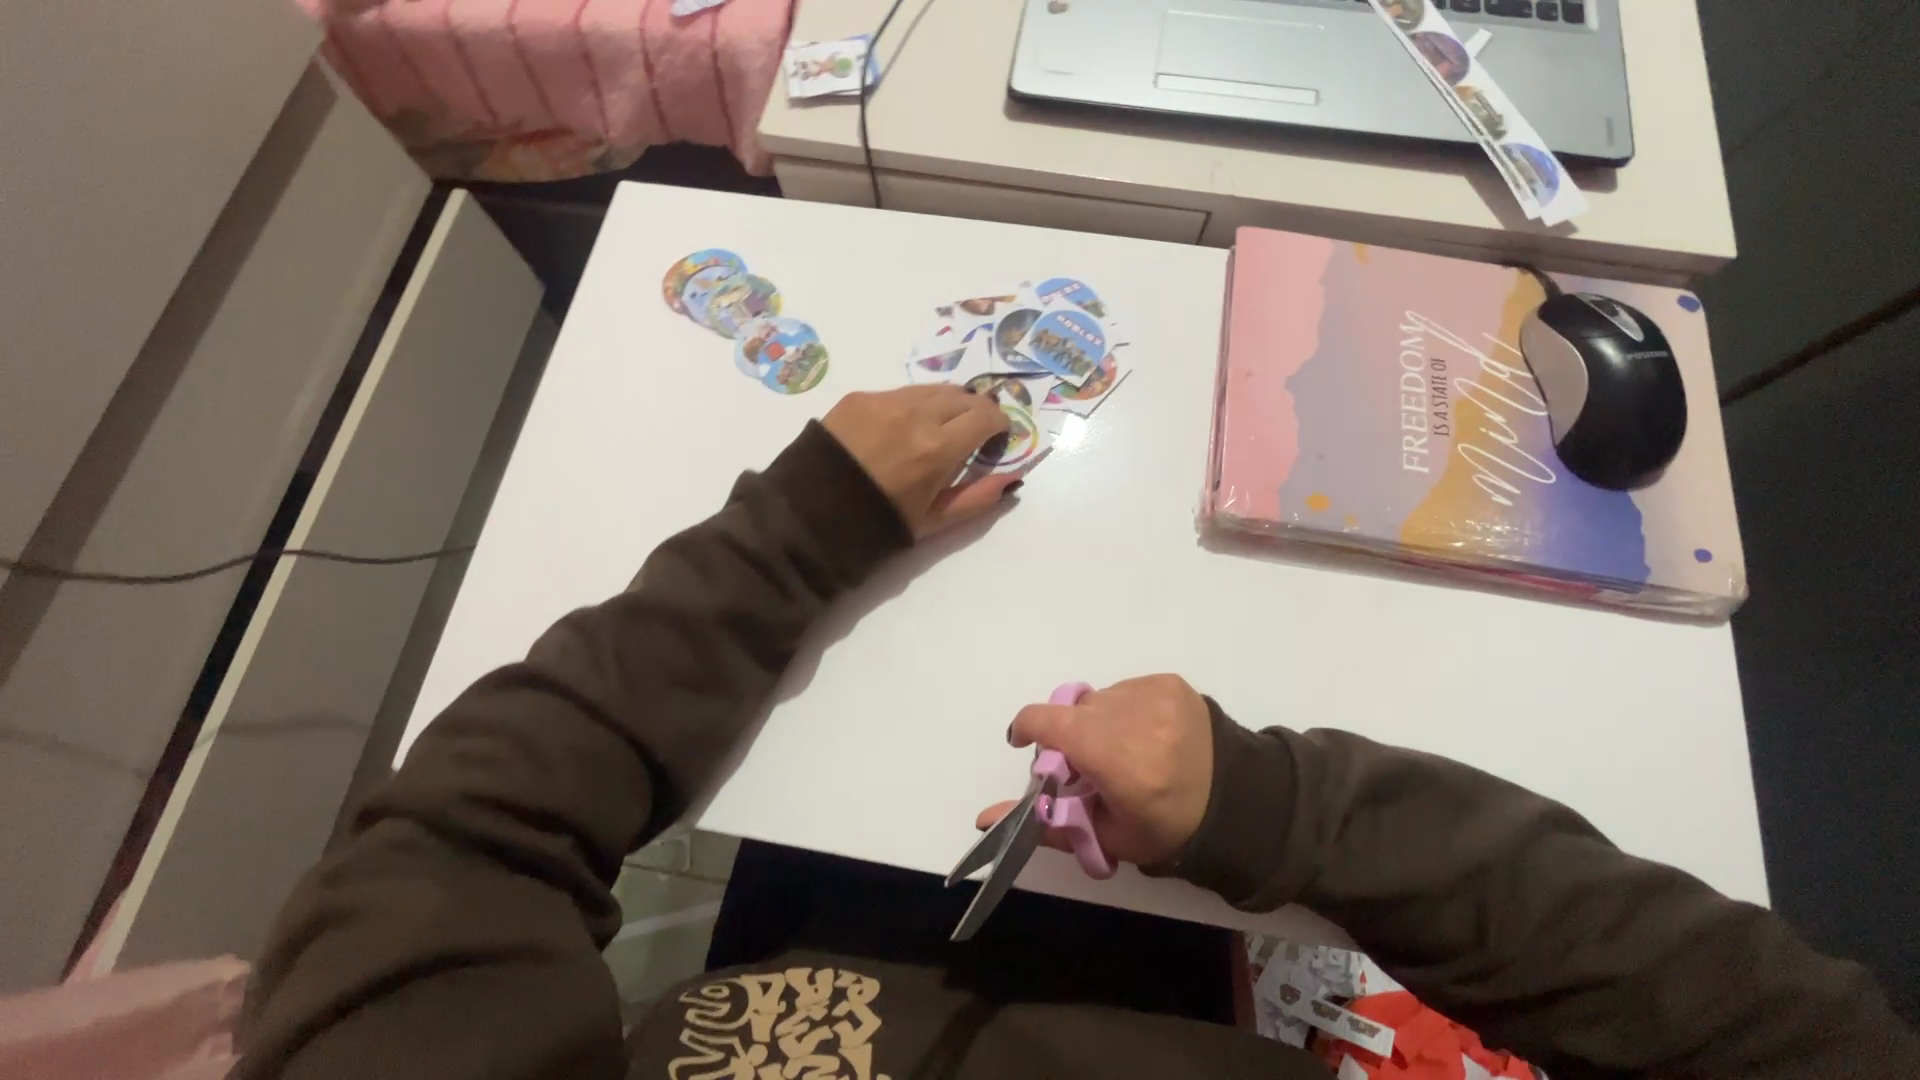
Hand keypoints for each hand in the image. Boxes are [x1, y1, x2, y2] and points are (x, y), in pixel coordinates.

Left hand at [822, 386, 1019, 537]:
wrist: (810, 516)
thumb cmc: (878, 525)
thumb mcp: (934, 521)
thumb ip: (977, 498)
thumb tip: (1012, 480)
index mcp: (937, 448)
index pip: (985, 416)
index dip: (998, 424)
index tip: (996, 437)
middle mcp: (915, 415)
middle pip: (963, 396)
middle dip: (976, 411)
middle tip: (974, 430)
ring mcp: (885, 401)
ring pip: (932, 389)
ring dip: (946, 404)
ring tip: (941, 426)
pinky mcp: (860, 397)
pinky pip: (901, 392)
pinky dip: (914, 405)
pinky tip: (903, 428)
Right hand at [977, 675, 1214, 867]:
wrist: (1241, 802)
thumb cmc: (1169, 829)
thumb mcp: (1107, 837)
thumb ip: (1045, 824)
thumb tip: (983, 819)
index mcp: (1117, 758)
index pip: (1050, 723)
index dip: (1027, 729)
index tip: (1024, 744)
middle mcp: (1133, 716)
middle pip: (1073, 712)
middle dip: (1070, 736)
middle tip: (1089, 765)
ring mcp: (1154, 694)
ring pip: (1099, 699)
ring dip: (1098, 721)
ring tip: (1126, 750)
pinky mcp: (1170, 682)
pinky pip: (1126, 689)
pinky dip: (1124, 709)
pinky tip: (1147, 735)